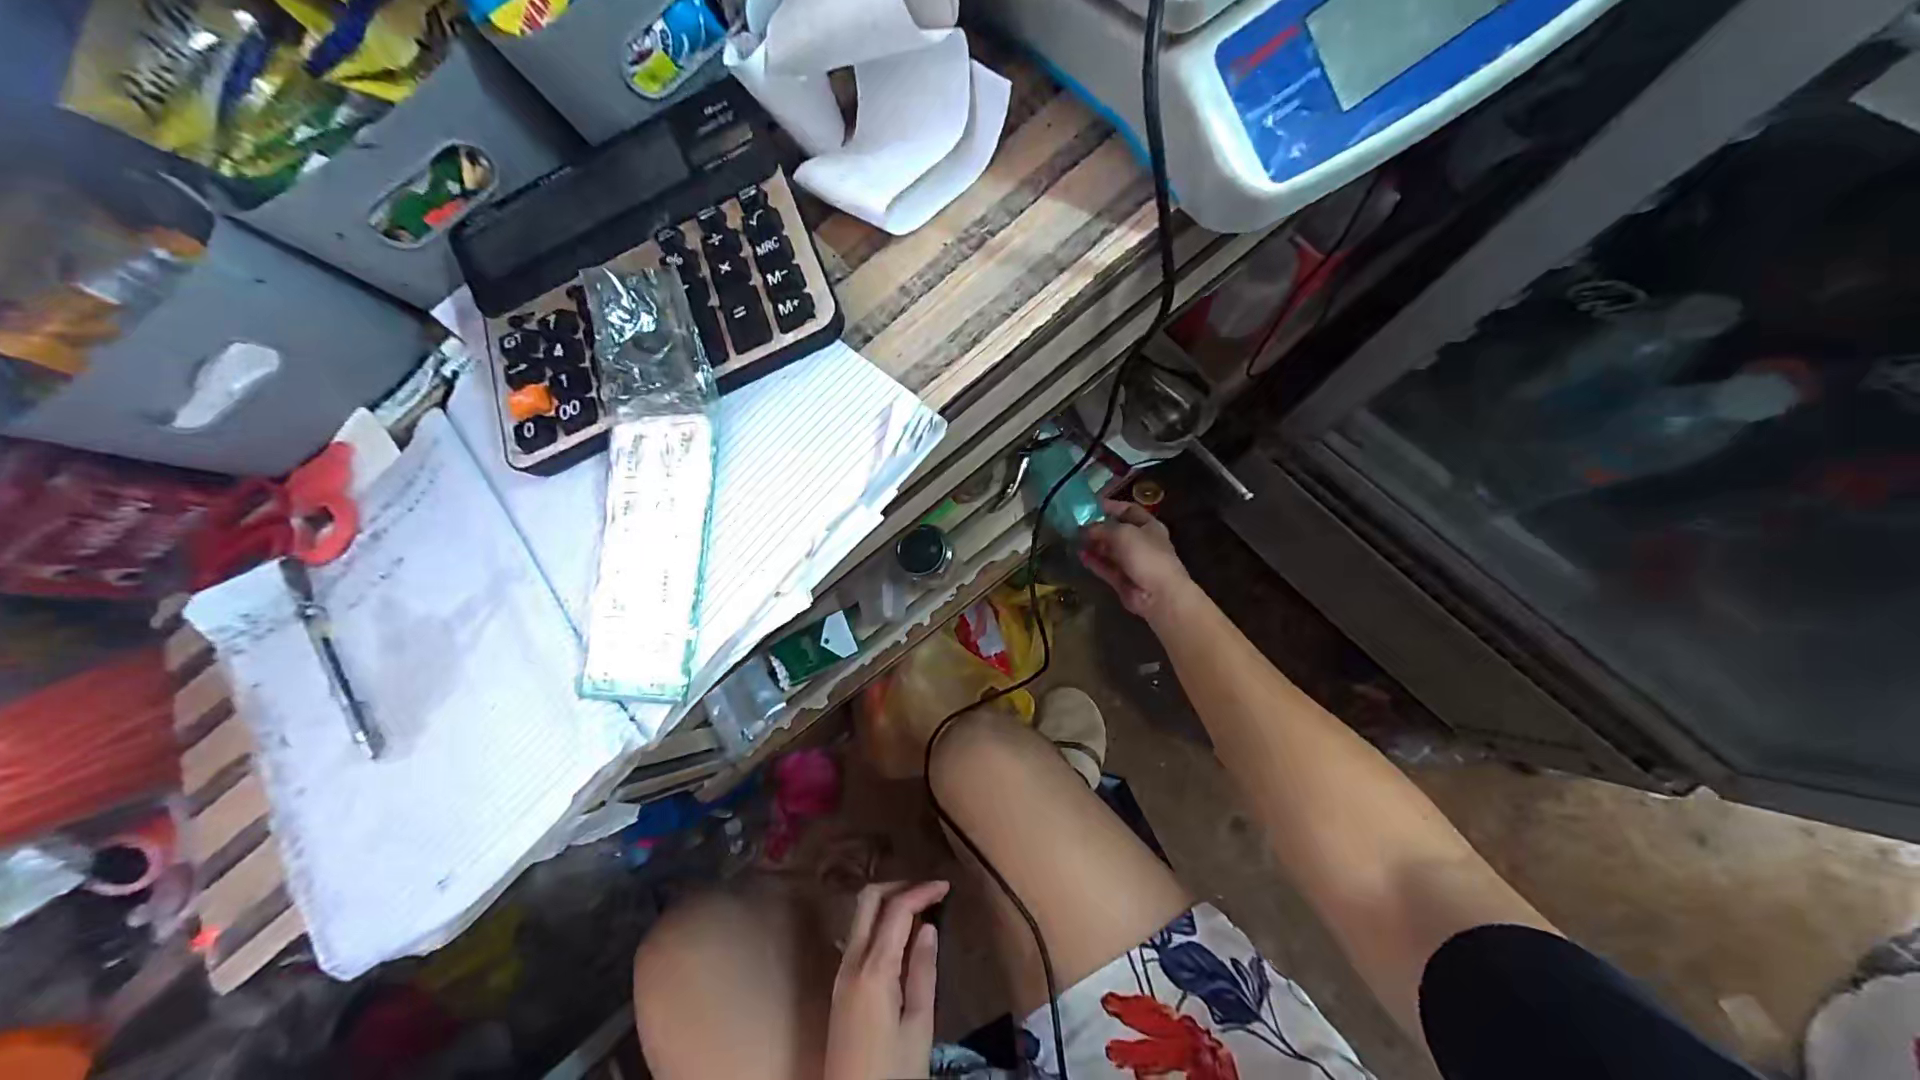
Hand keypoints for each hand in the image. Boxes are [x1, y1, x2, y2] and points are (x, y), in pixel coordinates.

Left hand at [823, 880, 948, 1079]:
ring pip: (861, 916)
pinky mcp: (840, 987)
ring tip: (921, 909)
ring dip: (889, 902)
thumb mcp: (919, 1027)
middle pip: (868, 900)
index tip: (946, 886)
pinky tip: (902, 936)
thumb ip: (923, 972)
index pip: (896, 909)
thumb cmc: (893, 1074)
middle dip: (900, 886)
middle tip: (930, 891)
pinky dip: (880, 923)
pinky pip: (858, 937)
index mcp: (873, 969)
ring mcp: (841, 973)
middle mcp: (850, 962)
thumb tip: (928, 928)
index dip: (922, 891)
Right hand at [1079, 499, 1195, 621]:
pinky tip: (1079, 555)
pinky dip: (1093, 561)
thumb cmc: (1145, 555)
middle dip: (1097, 527)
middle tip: (1076, 524)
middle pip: (1116, 531)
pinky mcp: (1122, 579)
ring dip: (1093, 544)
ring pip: (1108, 550)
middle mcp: (1140, 543)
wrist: (1158, 594)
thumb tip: (1085, 529)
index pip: (1128, 511)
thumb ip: (1102, 528)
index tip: (1090, 505)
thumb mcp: (1123, 533)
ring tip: (1074, 539)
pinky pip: (1105, 567)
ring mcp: (1131, 562)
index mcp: (1149, 526)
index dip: (1111, 506)